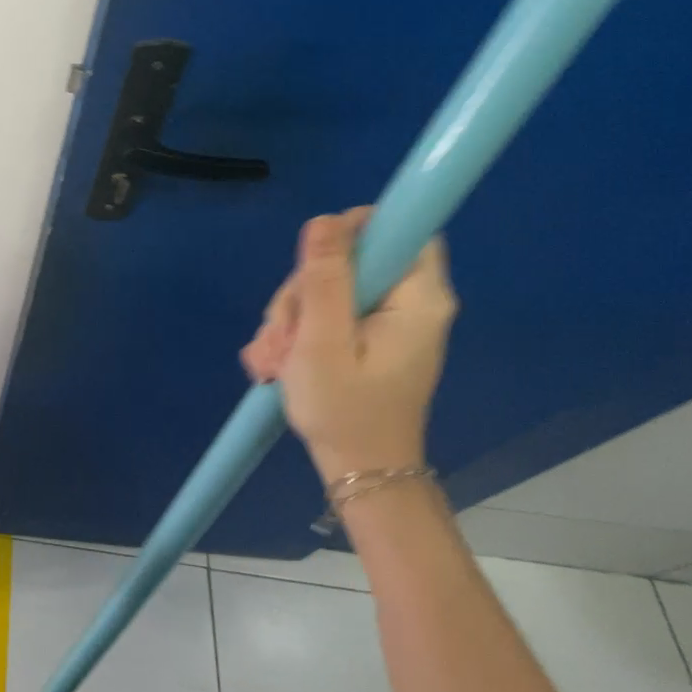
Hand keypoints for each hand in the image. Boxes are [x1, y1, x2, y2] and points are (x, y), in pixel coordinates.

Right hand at [240, 208, 455, 481]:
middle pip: (349, 262)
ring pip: (327, 289)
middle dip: (302, 293)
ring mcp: (386, 322)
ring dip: (290, 320)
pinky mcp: (365, 338)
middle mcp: (409, 302)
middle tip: (284, 335)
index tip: (312, 263)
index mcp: (417, 298)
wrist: (360, 473)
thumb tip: (325, 218)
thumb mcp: (322, 343)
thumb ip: (325, 279)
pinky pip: (325, 314)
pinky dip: (296, 335)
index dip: (353, 231)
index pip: (399, 229)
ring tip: (274, 361)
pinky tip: (278, 363)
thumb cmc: (345, 411)